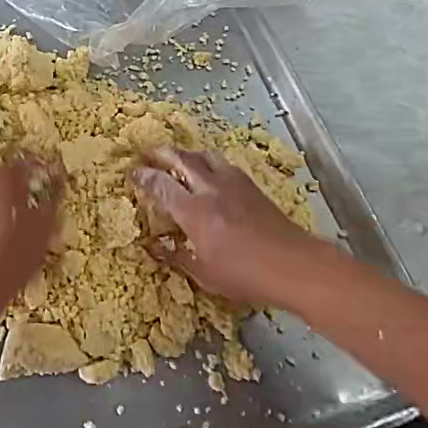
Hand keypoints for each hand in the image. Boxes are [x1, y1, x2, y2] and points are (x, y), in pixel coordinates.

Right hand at [135, 147, 336, 307]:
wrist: (296, 266)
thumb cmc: (246, 275)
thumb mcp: (204, 274)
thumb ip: (176, 256)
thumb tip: (153, 246)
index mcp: (193, 210)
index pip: (160, 184)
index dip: (143, 176)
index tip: (132, 172)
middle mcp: (210, 189)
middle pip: (180, 159)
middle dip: (160, 153)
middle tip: (148, 153)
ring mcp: (232, 183)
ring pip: (203, 156)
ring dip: (186, 154)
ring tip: (178, 158)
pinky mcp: (251, 186)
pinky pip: (222, 164)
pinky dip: (208, 162)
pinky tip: (210, 172)